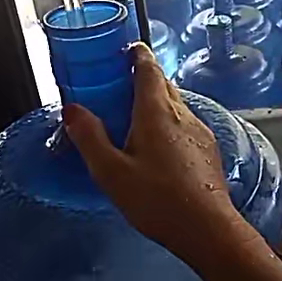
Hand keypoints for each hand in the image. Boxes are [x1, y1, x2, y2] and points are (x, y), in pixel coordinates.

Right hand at [62, 42, 257, 268]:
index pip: (148, 68)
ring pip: (176, 106)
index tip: (127, 51)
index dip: (136, 55)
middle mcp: (183, 115)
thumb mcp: (112, 172)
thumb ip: (90, 138)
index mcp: (157, 112)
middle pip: (164, 84)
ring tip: (135, 118)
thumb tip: (72, 110)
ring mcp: (200, 133)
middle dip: (144, 78)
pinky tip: (159, 148)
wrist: (208, 229)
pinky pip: (185, 127)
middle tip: (121, 86)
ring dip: (157, 104)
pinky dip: (169, 125)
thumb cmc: (159, 202)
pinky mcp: (209, 152)